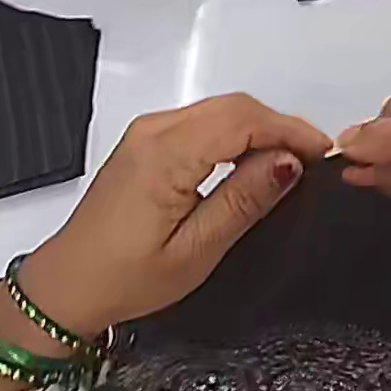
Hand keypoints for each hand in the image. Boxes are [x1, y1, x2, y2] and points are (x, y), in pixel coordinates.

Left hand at [18, 94, 331, 336]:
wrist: (67, 284)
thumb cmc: (126, 277)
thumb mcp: (196, 250)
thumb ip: (244, 200)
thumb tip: (288, 163)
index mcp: (166, 155)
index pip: (242, 120)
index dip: (289, 130)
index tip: (323, 153)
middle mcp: (155, 130)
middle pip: (233, 106)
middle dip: (280, 125)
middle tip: (313, 158)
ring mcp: (148, 131)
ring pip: (220, 109)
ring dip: (260, 127)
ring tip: (291, 161)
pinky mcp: (147, 140)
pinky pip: (203, 120)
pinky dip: (237, 132)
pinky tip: (253, 158)